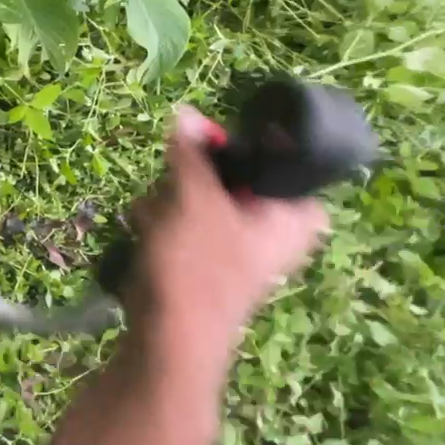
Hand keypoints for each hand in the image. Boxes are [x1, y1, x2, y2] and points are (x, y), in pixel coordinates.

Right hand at [128, 106, 328, 371]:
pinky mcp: (205, 254)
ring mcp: (238, 241)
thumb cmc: (197, 268)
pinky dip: (160, 220)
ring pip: (194, 196)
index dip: (226, 154)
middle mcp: (275, 225)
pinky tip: (148, 232)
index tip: (194, 158)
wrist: (170, 331)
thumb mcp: (193, 203)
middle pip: (223, 175)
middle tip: (172, 199)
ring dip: (164, 201)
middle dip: (183, 183)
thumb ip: (191, 157)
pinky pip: (180, 218)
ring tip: (154, 221)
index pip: (266, 160)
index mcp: (296, 213)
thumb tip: (184, 113)